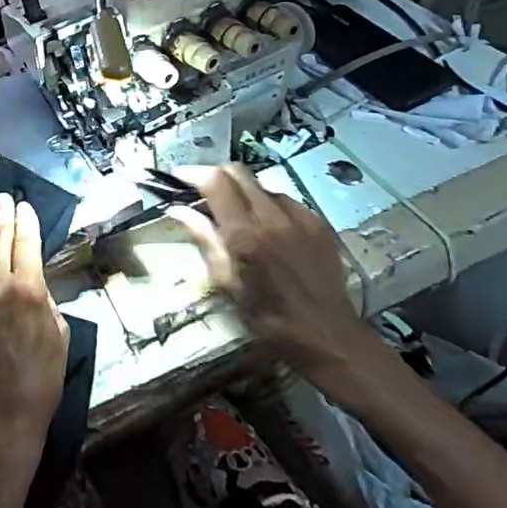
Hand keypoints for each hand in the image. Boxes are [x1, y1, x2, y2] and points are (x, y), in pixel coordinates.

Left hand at [0, 193, 70, 473]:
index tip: (23, 205)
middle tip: (2, 199)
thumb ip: (44, 299)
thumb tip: (33, 283)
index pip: (26, 243)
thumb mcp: (59, 333)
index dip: (25, 221)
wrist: (2, 412)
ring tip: (8, 320)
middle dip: (1, 216)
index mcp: (27, 290)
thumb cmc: (42, 376)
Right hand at [167, 164, 383, 387]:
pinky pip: (285, 200)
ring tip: (236, 213)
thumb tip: (177, 209)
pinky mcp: (319, 223)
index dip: (193, 173)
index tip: (178, 177)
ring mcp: (301, 218)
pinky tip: (266, 226)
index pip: (216, 182)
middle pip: (238, 172)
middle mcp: (273, 218)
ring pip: (261, 185)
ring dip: (242, 191)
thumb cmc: (268, 316)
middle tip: (202, 191)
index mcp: (246, 235)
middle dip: (215, 175)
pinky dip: (267, 205)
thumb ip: (204, 239)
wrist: (329, 335)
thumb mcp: (226, 282)